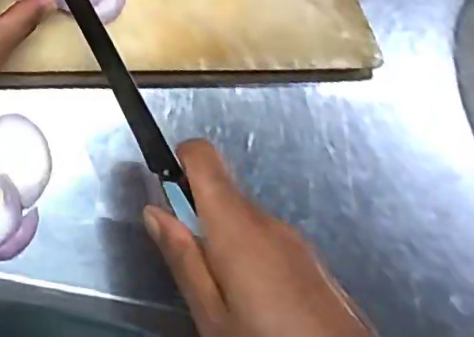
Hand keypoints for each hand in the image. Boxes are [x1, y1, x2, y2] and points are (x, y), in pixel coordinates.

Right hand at [144, 139, 374, 336]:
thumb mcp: (212, 317)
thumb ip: (181, 258)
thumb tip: (153, 211)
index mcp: (235, 223)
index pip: (203, 156)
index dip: (179, 162)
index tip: (168, 194)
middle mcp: (268, 221)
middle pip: (222, 194)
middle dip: (202, 221)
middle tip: (198, 273)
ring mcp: (299, 245)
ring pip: (248, 224)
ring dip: (230, 246)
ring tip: (233, 303)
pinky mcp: (320, 270)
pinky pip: (273, 247)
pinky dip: (259, 265)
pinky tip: (266, 313)